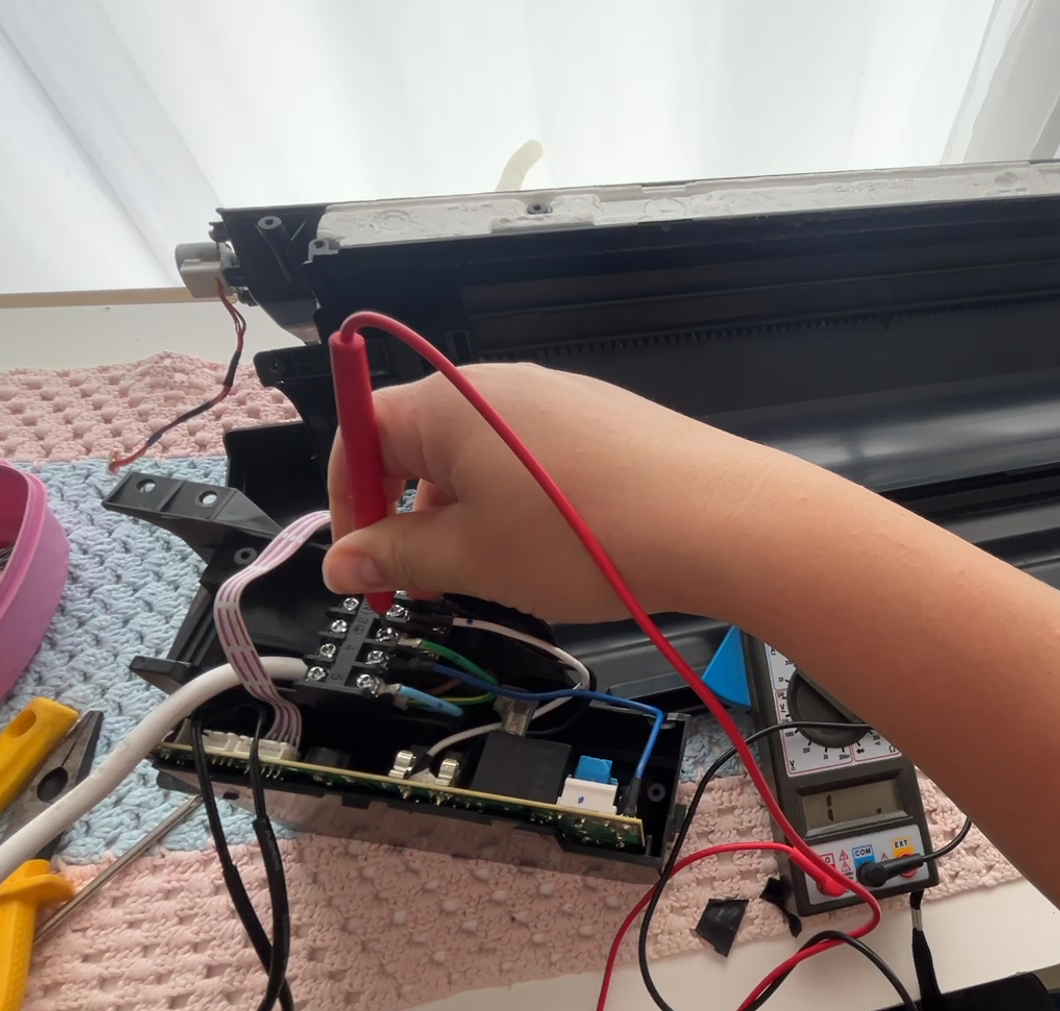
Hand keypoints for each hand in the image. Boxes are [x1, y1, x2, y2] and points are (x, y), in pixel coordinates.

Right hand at [322, 364, 794, 622]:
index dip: (351, 503)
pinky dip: (526, 501)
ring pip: (486, 457)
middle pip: (425, 445)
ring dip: (473, 513)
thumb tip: (344, 560)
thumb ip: (397, 555)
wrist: (715, 520)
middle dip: (416, 515)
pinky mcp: (607, 420)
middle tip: (432, 576)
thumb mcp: (472, 558)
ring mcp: (564, 398)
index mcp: (451, 403)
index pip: (361, 435)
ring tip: (504, 569)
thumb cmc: (589, 535)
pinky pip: (539, 458)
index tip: (363, 560)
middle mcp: (506, 385)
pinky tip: (556, 545)